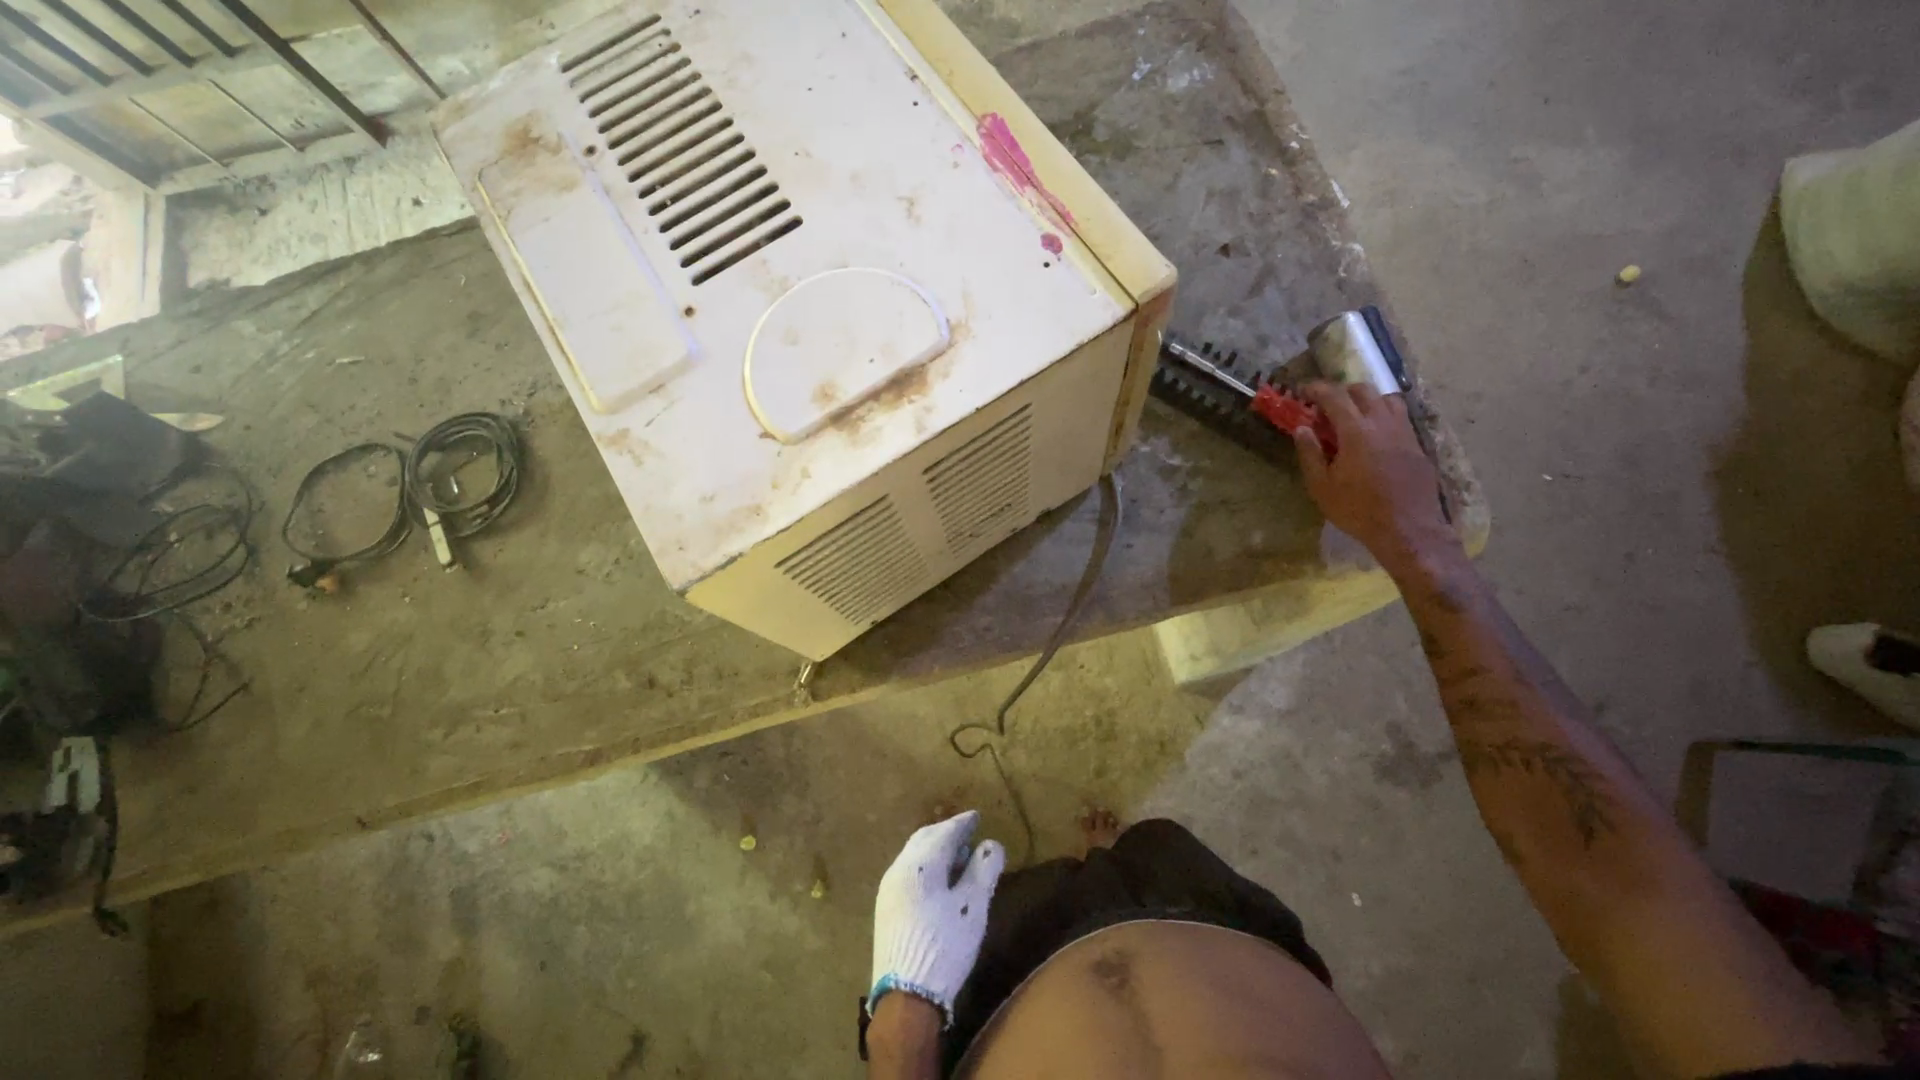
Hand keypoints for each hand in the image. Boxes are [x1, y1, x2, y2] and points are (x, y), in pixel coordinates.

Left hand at [869, 810, 1004, 1024]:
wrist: (906, 994)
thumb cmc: (945, 945)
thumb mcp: (973, 906)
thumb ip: (983, 870)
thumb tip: (991, 844)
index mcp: (920, 862)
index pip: (944, 832)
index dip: (963, 823)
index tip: (977, 816)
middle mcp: (898, 868)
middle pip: (924, 839)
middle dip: (947, 832)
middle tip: (967, 832)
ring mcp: (888, 889)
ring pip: (913, 855)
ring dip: (935, 849)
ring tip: (957, 856)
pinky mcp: (885, 908)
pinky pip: (907, 872)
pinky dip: (925, 865)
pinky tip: (938, 880)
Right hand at [1291, 382, 1456, 571]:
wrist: (1407, 529)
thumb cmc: (1358, 510)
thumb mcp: (1322, 487)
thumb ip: (1310, 454)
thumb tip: (1302, 429)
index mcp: (1356, 432)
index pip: (1335, 396)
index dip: (1317, 389)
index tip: (1304, 391)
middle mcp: (1383, 424)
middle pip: (1364, 391)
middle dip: (1343, 391)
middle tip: (1328, 405)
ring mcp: (1404, 433)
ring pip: (1387, 400)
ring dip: (1368, 400)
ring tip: (1355, 416)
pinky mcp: (1417, 445)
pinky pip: (1400, 419)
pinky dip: (1384, 416)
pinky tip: (1376, 436)